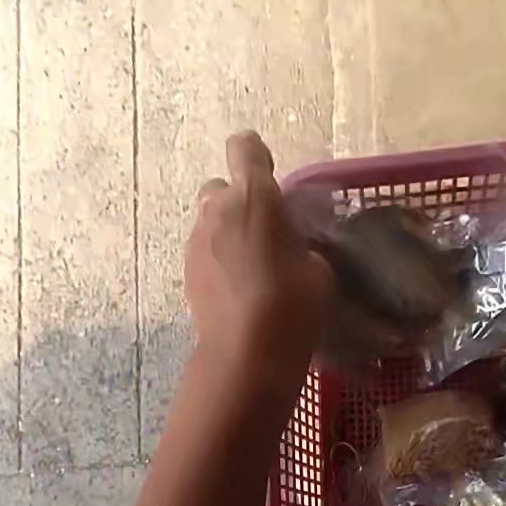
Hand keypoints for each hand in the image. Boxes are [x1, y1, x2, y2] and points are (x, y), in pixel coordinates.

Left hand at [185, 132, 333, 383]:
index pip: (245, 148)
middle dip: (239, 204)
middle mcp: (218, 210)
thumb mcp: (319, 273)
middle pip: (222, 188)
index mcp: (255, 198)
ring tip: (252, 271)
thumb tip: (292, 247)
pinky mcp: (186, 273)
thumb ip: (303, 246)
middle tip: (263, 236)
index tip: (271, 180)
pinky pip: (204, 254)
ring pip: (211, 223)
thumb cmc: (292, 308)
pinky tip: (237, 292)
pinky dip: (219, 263)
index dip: (257, 158)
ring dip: (228, 236)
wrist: (246, 356)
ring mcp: (196, 242)